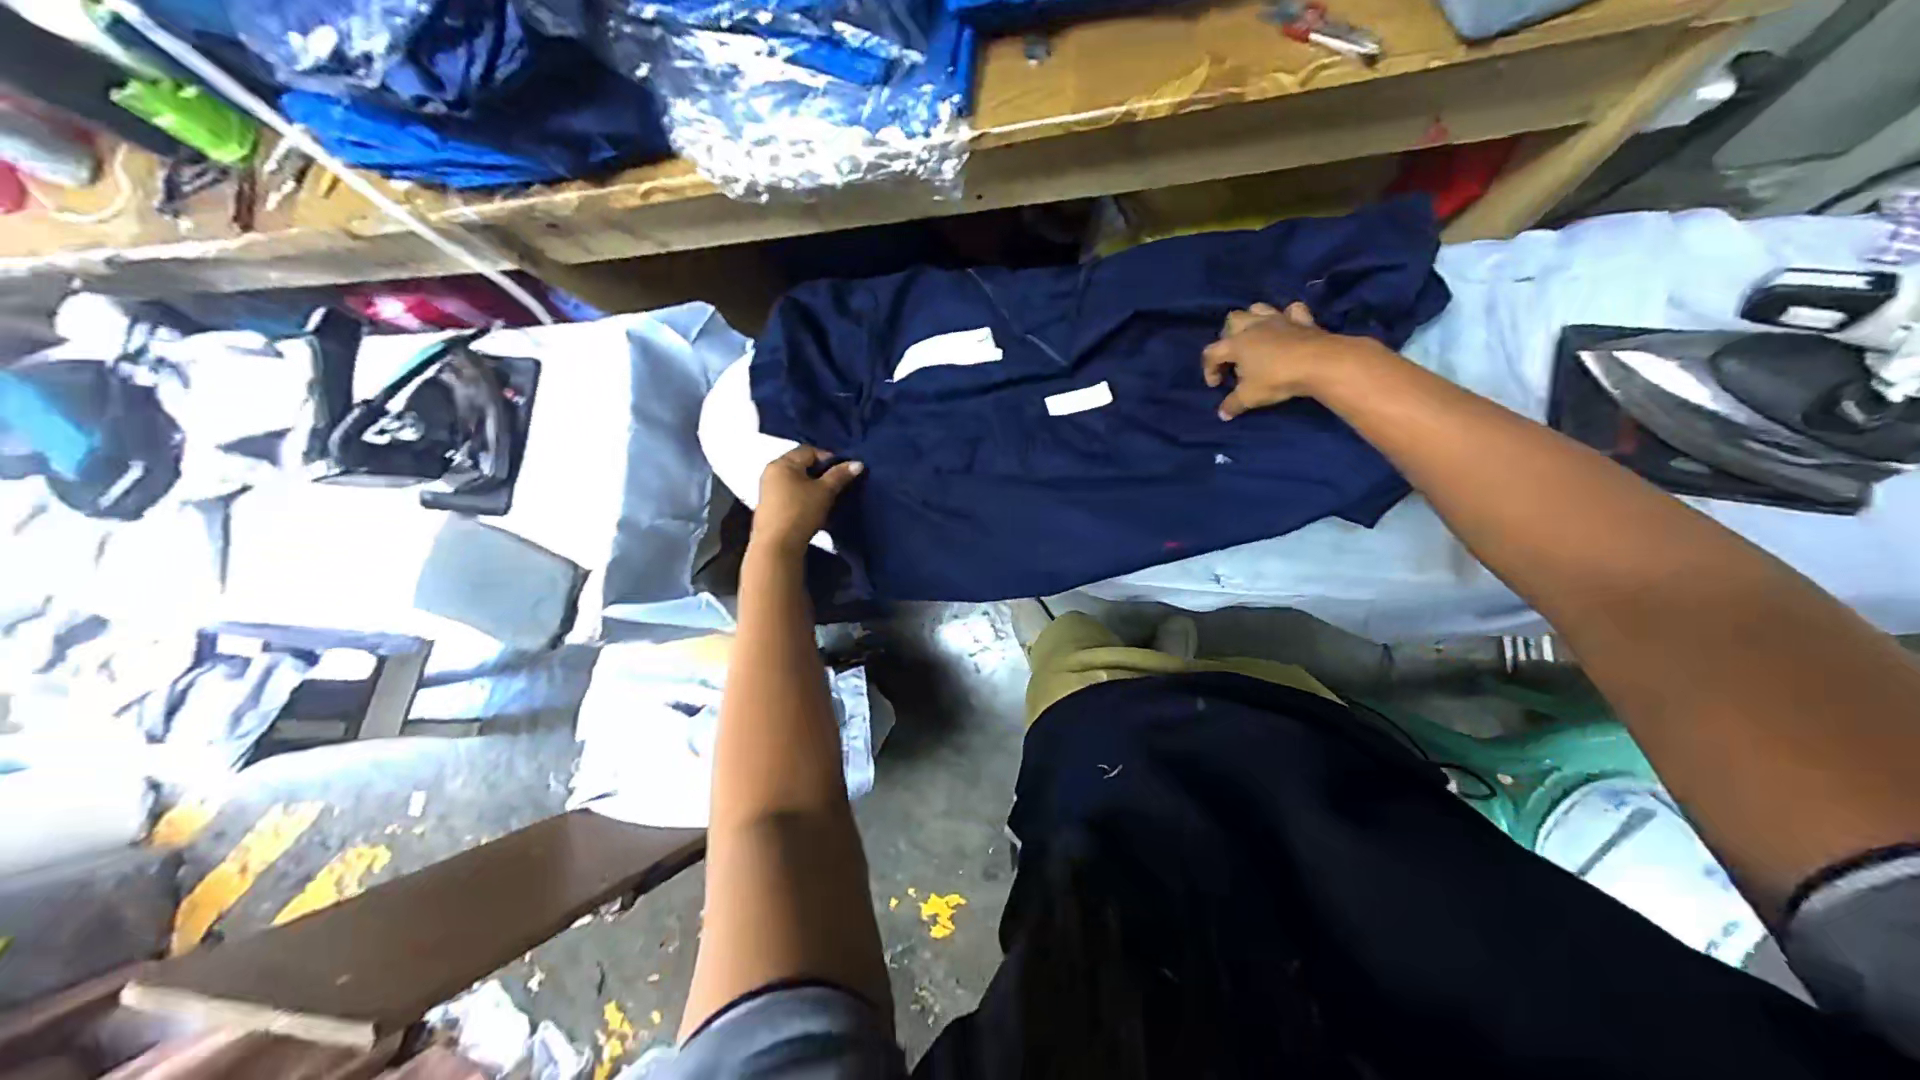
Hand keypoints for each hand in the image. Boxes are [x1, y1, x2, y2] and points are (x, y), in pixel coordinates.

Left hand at [753, 445, 863, 552]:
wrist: (777, 545)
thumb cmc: (800, 512)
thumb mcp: (824, 492)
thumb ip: (840, 475)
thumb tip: (858, 463)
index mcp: (782, 463)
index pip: (809, 450)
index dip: (829, 458)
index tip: (843, 472)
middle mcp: (772, 471)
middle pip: (801, 464)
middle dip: (821, 472)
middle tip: (837, 484)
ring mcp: (768, 489)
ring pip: (796, 480)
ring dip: (813, 486)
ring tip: (828, 497)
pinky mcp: (770, 506)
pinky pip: (790, 493)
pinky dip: (803, 496)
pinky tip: (814, 508)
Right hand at [1202, 301, 1386, 419]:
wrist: (1319, 363)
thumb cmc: (1277, 378)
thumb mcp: (1250, 397)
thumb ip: (1233, 405)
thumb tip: (1223, 414)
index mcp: (1235, 344)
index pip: (1211, 353)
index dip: (1209, 369)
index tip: (1216, 385)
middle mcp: (1253, 326)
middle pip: (1231, 321)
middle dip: (1227, 337)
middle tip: (1234, 356)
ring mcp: (1278, 319)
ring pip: (1257, 308)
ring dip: (1252, 319)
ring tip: (1254, 336)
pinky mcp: (1301, 319)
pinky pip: (1292, 310)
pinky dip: (1288, 317)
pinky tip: (1287, 327)